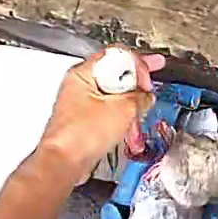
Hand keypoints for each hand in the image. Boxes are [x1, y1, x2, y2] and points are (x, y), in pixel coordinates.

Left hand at [35, 48, 163, 178]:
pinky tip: (131, 128)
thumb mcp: (122, 110)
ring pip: (113, 94)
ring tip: (141, 114)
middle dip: (136, 83)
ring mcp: (81, 102)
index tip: (153, 69)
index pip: (116, 55)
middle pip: (115, 74)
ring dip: (130, 104)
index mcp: (84, 73)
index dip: (137, 62)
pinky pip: (107, 110)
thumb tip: (146, 96)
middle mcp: (80, 85)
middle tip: (151, 83)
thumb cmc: (81, 135)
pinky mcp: (84, 119)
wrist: (64, 163)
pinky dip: (121, 116)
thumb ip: (139, 98)